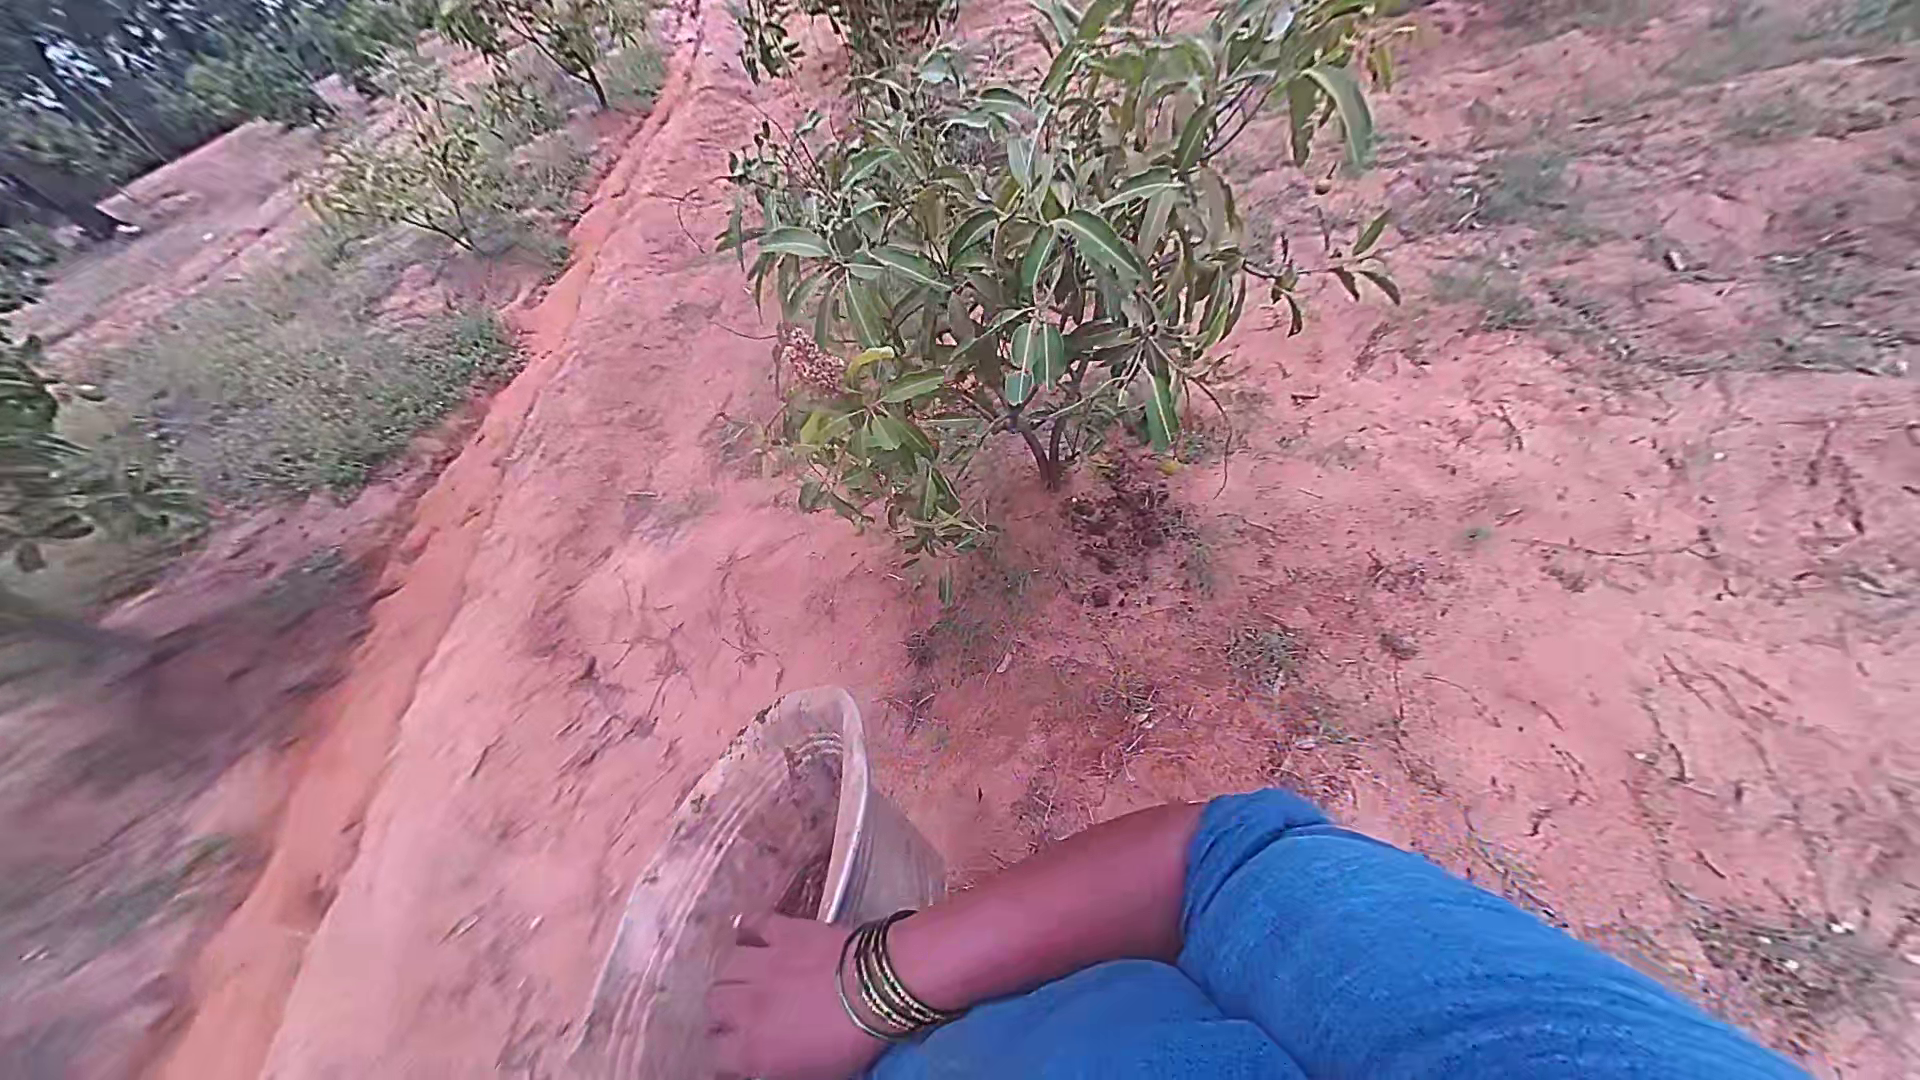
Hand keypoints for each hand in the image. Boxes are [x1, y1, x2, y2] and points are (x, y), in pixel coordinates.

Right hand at [708, 913, 889, 1079]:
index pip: (715, 1053)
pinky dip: (748, 926)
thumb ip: (773, 1066)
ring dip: (733, 971)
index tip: (736, 1047)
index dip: (726, 1050)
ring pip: (727, 964)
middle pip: (714, 1002)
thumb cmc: (851, 1039)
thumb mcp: (810, 1072)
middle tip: (741, 1009)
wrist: (877, 986)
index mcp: (752, 1050)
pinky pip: (754, 922)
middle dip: (725, 1009)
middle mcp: (747, 1006)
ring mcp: (765, 963)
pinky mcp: (785, 930)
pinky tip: (748, 932)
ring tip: (745, 974)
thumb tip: (762, 1060)